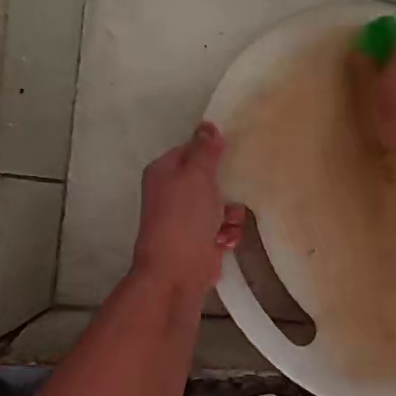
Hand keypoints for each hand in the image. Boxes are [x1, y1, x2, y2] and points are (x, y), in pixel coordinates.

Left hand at [132, 122, 245, 293]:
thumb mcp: (197, 176)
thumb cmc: (185, 217)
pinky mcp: (202, 239)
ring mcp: (187, 218)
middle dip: (226, 189)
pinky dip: (228, 233)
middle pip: (210, 179)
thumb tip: (207, 125)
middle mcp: (174, 193)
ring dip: (230, 215)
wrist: (178, 270)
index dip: (211, 152)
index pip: (191, 150)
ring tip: (224, 224)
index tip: (231, 153)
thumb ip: (204, 150)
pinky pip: (225, 227)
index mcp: (164, 172)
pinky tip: (223, 241)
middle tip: (230, 193)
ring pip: (223, 204)